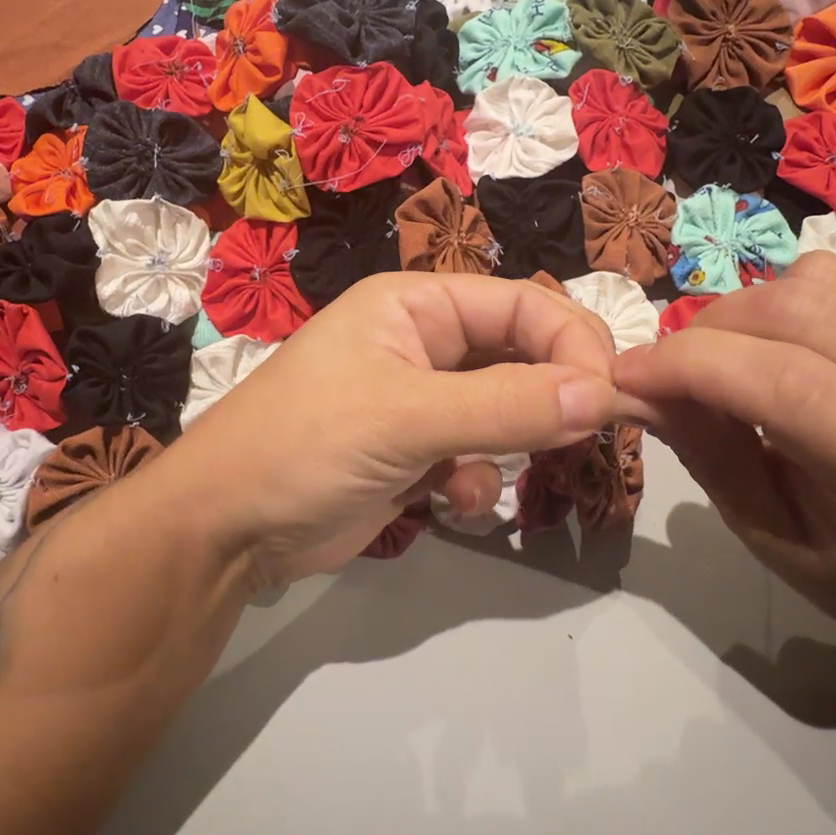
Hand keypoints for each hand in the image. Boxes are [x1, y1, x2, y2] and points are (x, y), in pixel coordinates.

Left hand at [164, 273, 618, 589]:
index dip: (572, 343)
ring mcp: (417, 401)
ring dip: (511, 445)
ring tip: (494, 473)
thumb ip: (505, 406)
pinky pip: (476, 456)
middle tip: (581, 436)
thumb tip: (604, 394)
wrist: (224, 529)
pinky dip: (477, 480)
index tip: (610, 397)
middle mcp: (420, 343)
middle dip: (550, 397)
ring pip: (504, 410)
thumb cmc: (303, 446)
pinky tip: (455, 502)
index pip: (520, 304)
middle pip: (519, 355)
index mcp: (413, 305)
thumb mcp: (404, 419)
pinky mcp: (412, 454)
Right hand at [614, 252, 835, 660]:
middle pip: (805, 313)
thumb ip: (701, 446)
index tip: (626, 375)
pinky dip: (778, 300)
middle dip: (709, 329)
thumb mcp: (759, 528)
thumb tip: (630, 381)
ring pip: (820, 283)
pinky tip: (773, 346)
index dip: (693, 365)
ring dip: (741, 309)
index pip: (792, 389)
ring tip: (721, 357)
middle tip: (669, 371)